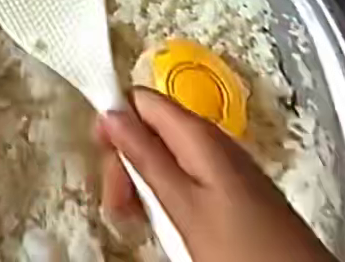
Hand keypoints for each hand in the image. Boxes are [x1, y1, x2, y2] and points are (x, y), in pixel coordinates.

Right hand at [97, 87, 333, 261]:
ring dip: (145, 179)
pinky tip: (169, 224)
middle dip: (128, 157)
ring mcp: (228, 167)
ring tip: (138, 220)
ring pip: (168, 154)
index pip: (140, 98)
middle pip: (152, 126)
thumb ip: (145, 156)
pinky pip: (189, 176)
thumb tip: (109, 111)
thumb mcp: (184, 208)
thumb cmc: (243, 253)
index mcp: (196, 134)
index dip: (115, 120)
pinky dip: (170, 194)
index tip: (101, 159)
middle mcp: (212, 139)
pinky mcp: (239, 193)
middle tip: (119, 206)